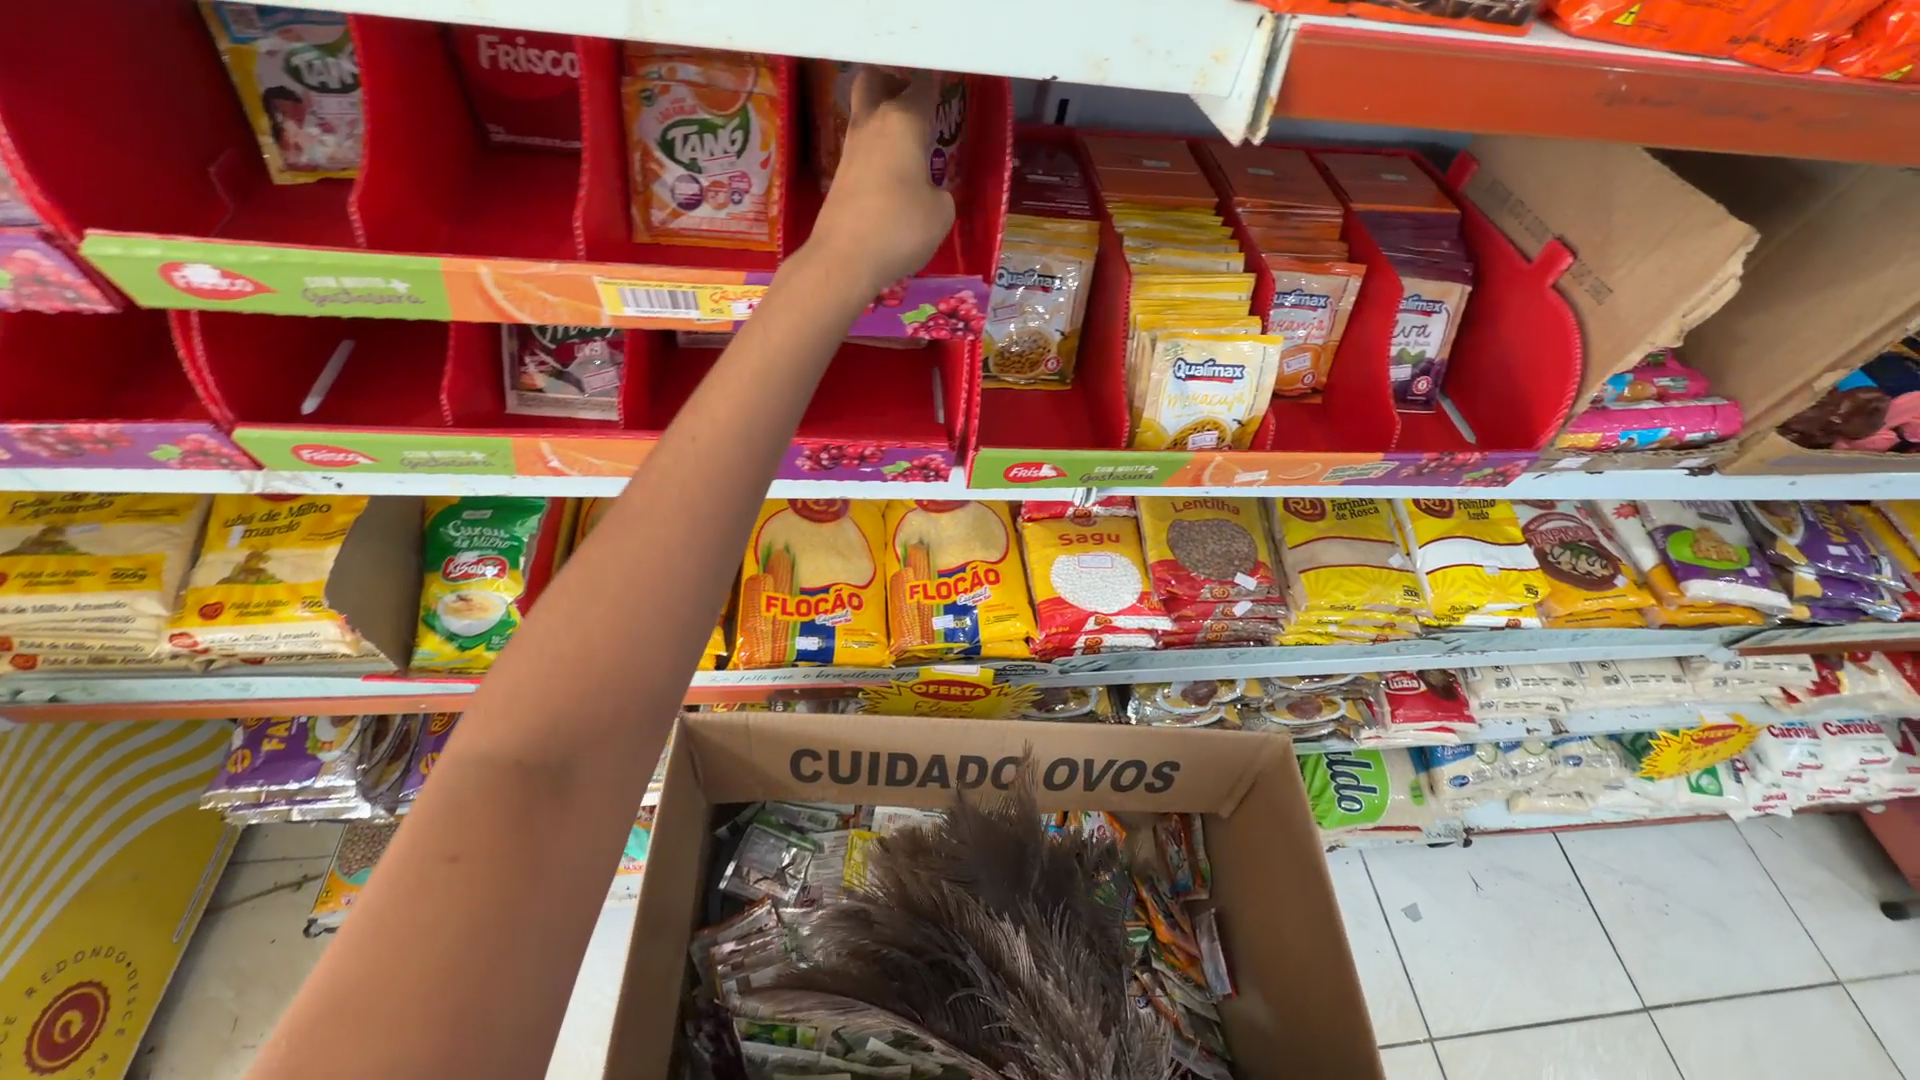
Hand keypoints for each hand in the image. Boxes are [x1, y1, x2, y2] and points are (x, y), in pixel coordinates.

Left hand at [806, 67, 956, 297]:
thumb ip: (940, 192)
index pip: (922, 86)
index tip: (945, 85)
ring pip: (865, 114)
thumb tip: (928, 192)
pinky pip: (862, 148)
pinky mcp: (840, 176)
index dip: (935, 82)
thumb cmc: (899, 229)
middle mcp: (872, 124)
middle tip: (914, 100)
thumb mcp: (941, 214)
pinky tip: (893, 173)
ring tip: (910, 140)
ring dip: (883, 118)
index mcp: (903, 121)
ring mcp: (851, 149)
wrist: (843, 260)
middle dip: (893, 81)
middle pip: (875, 80)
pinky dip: (876, 150)